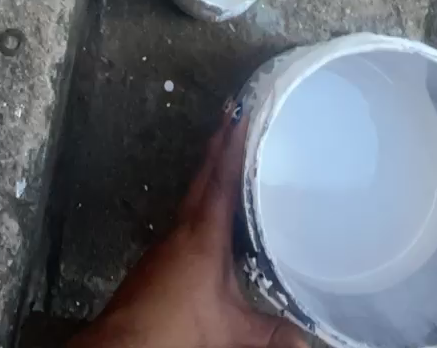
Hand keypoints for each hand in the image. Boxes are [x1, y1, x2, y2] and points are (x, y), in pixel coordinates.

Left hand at [69, 108, 307, 347]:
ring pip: (194, 191)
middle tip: (233, 113)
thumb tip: (311, 340)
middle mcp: (184, 227)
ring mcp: (170, 240)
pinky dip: (201, 194)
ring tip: (225, 146)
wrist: (125, 342)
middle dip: (219, 143)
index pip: (221, 179)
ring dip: (209, 166)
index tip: (240, 112)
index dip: (233, 145)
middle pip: (204, 175)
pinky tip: (210, 205)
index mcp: (204, 234)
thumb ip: (271, 333)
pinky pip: (188, 210)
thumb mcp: (230, 330)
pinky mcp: (162, 254)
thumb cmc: (175, 327)